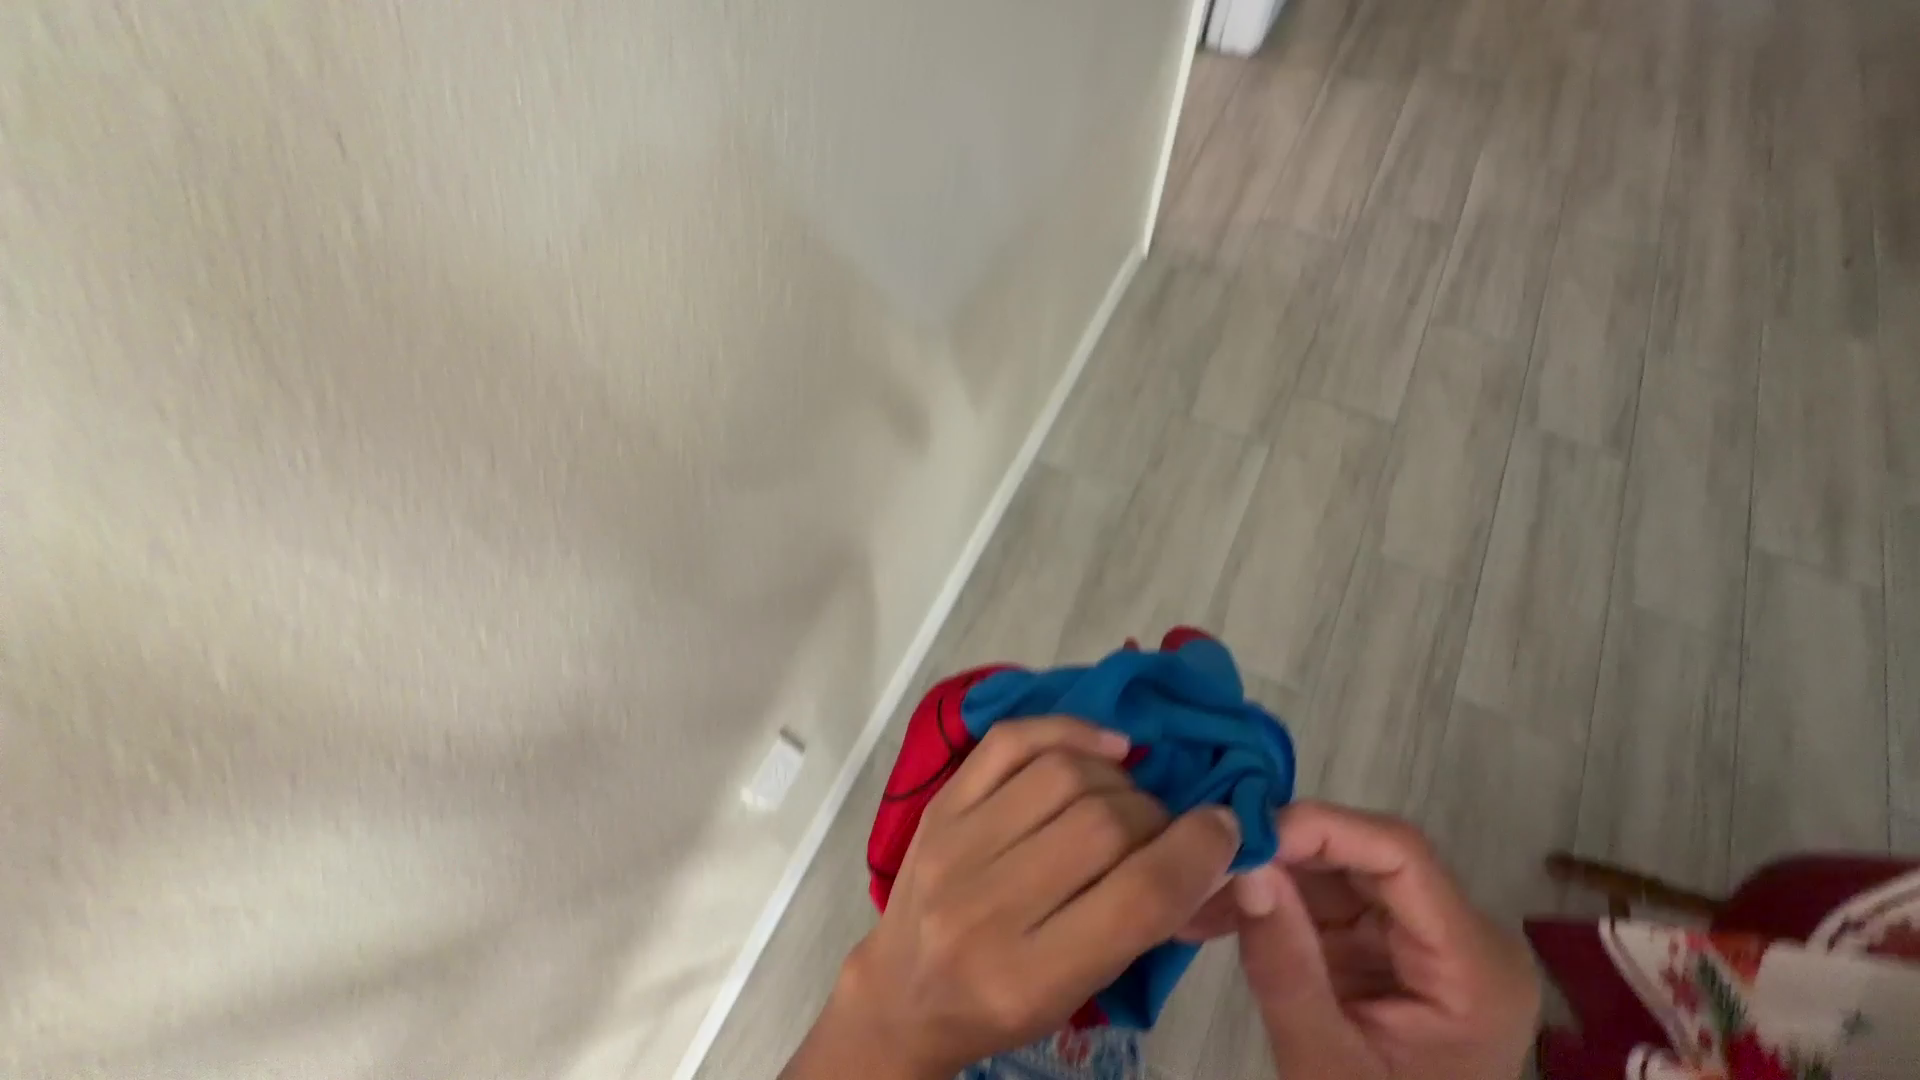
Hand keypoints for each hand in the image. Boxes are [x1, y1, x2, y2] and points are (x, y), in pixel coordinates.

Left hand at [783, 717, 1242, 1079]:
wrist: (904, 990)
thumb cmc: (1005, 1002)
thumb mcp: (1082, 990)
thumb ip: (1150, 924)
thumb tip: (1219, 850)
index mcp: (1030, 977)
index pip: (1138, 896)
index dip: (1198, 851)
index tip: (1224, 827)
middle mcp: (984, 907)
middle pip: (1103, 825)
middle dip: (1157, 816)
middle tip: (1165, 825)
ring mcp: (953, 845)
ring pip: (1062, 774)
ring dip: (1117, 778)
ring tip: (1126, 795)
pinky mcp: (938, 804)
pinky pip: (1011, 739)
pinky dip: (1068, 730)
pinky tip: (1102, 747)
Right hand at [1194, 802, 1539, 1079]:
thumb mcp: (1326, 1066)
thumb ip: (1286, 965)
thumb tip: (1243, 865)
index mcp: (1474, 965)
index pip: (1400, 855)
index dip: (1321, 828)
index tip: (1243, 835)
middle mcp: (1455, 934)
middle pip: (1362, 855)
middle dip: (1278, 852)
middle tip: (1203, 860)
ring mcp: (1416, 938)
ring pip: (1330, 871)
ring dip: (1261, 876)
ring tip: (1193, 895)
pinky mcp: (1379, 947)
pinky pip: (1318, 901)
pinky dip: (1266, 904)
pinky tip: (1211, 915)